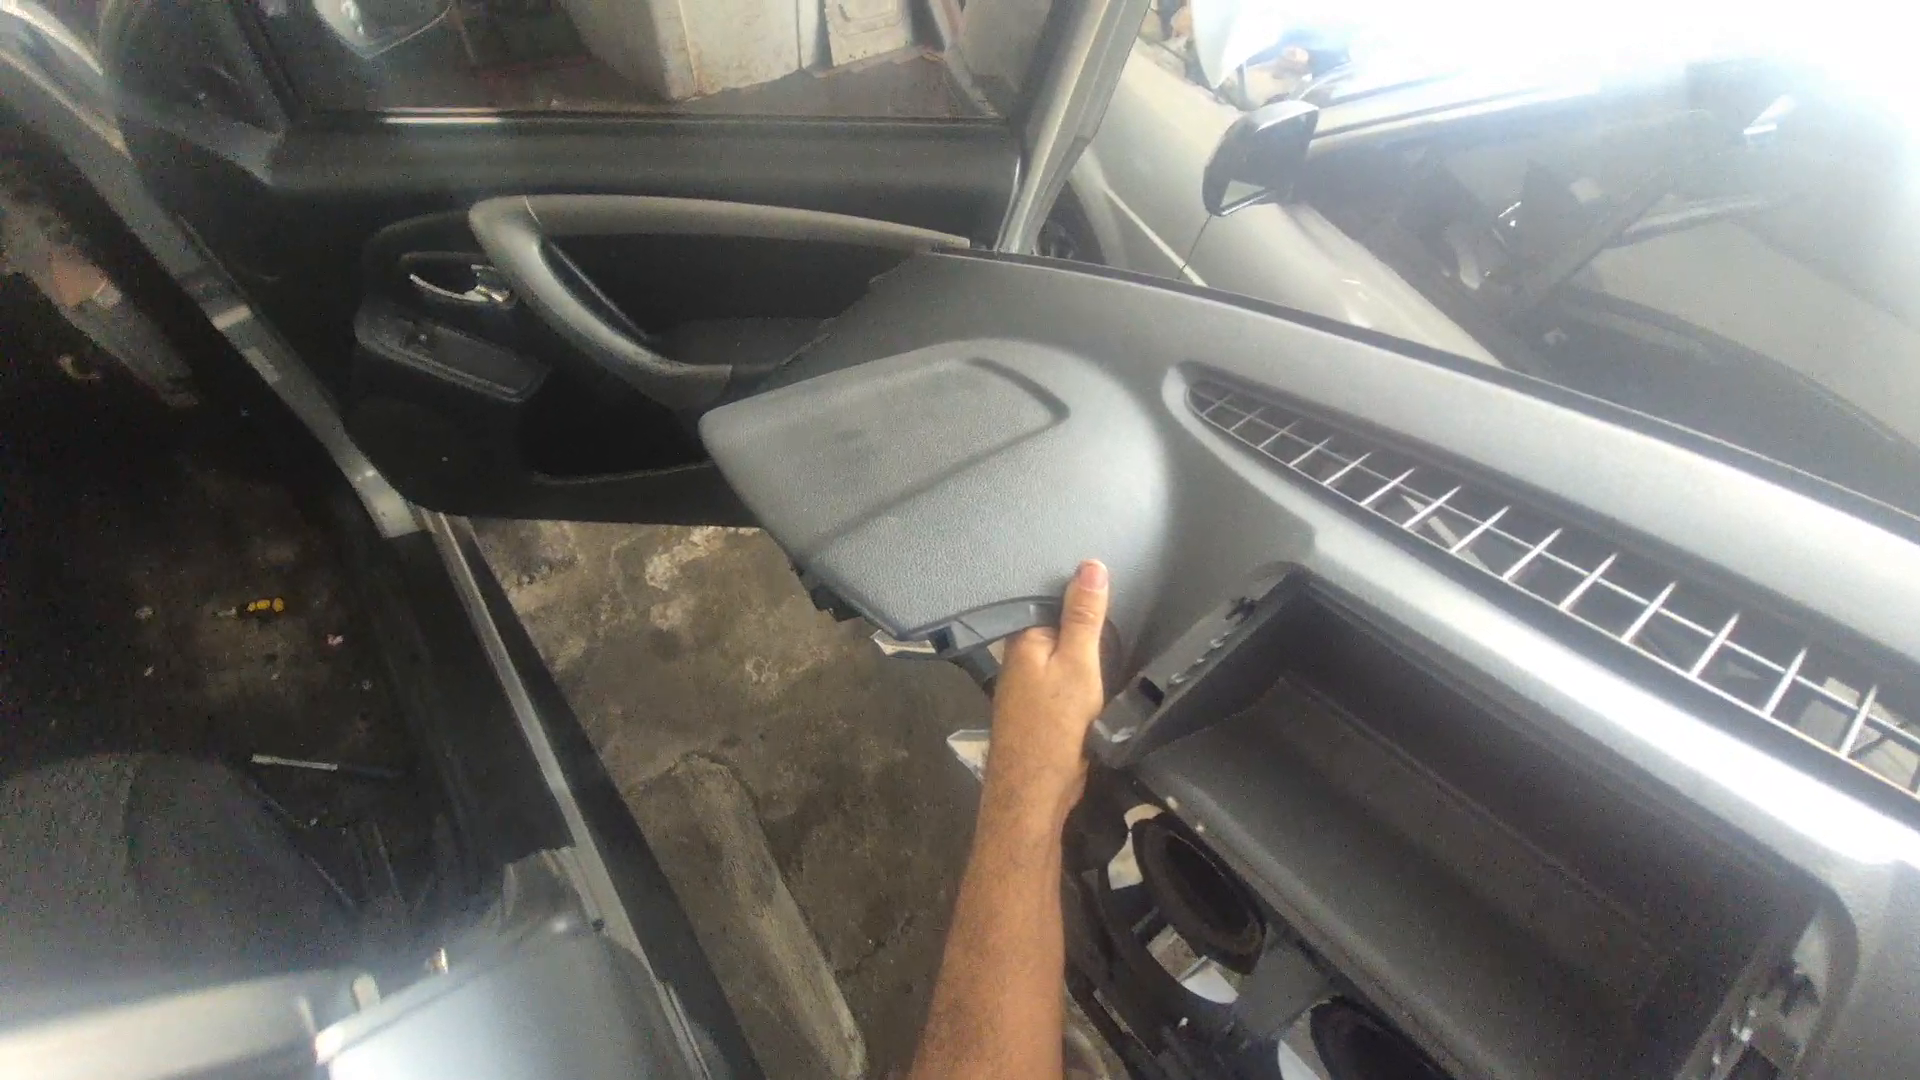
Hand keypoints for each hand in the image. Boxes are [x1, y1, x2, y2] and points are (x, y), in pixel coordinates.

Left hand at [985, 560, 1110, 817]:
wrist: (1035, 794)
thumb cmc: (1055, 726)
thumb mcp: (1078, 663)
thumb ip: (1084, 616)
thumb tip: (1090, 565)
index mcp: (1023, 639)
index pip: (1053, 601)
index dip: (1083, 598)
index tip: (1114, 593)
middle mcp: (1018, 658)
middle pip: (1059, 630)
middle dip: (1085, 629)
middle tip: (1122, 622)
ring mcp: (1025, 686)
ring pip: (1063, 658)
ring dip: (1086, 657)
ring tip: (1116, 649)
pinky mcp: (1038, 710)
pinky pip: (1063, 682)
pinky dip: (1081, 681)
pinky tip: (1099, 685)